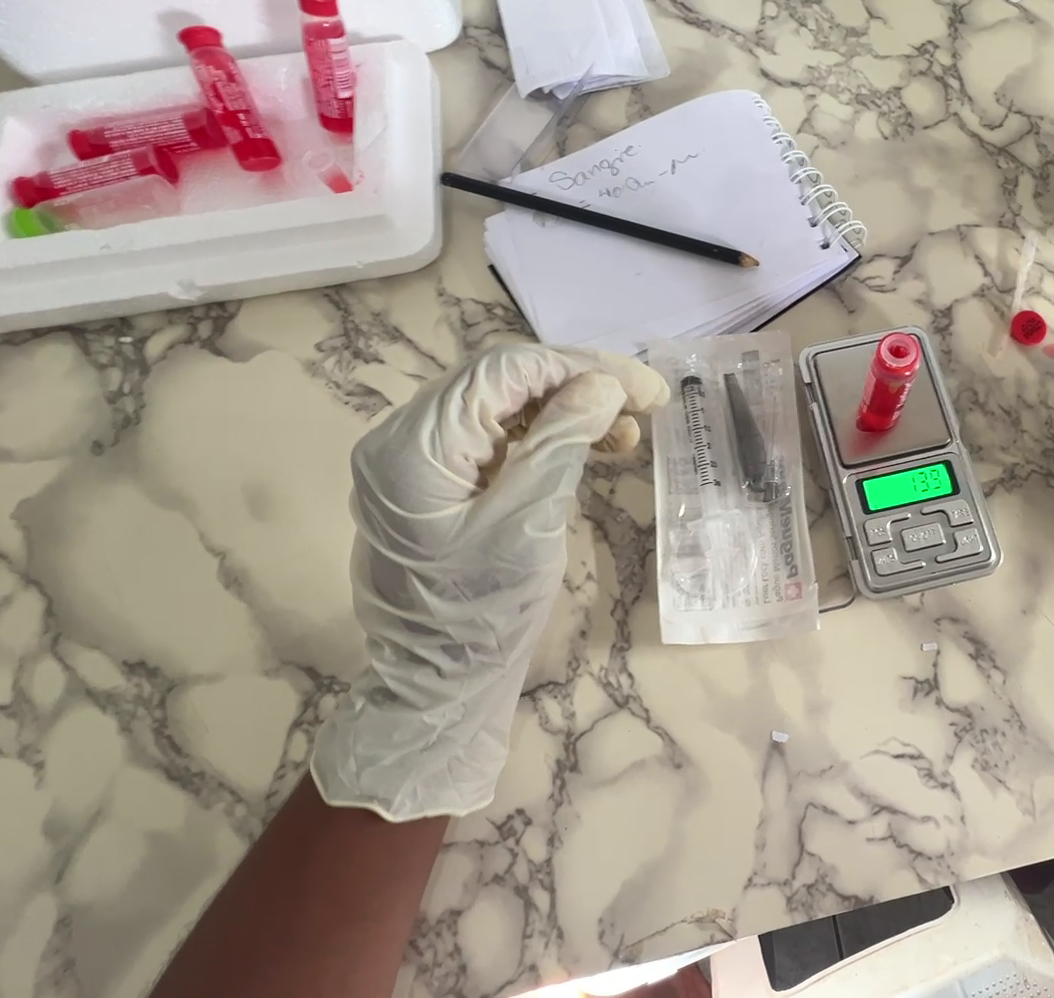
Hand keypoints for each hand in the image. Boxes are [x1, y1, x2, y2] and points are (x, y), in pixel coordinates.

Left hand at [311, 344, 668, 820]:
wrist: (439, 685)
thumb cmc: (481, 615)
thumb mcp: (528, 525)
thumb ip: (561, 443)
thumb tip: (602, 383)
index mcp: (413, 447)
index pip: (502, 372)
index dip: (579, 368)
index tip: (645, 388)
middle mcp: (405, 438)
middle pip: (502, 381)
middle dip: (580, 382)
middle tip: (648, 399)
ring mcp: (421, 459)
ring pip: (506, 406)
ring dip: (570, 408)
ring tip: (630, 427)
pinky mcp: (442, 480)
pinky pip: (500, 439)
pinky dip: (549, 436)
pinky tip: (598, 444)